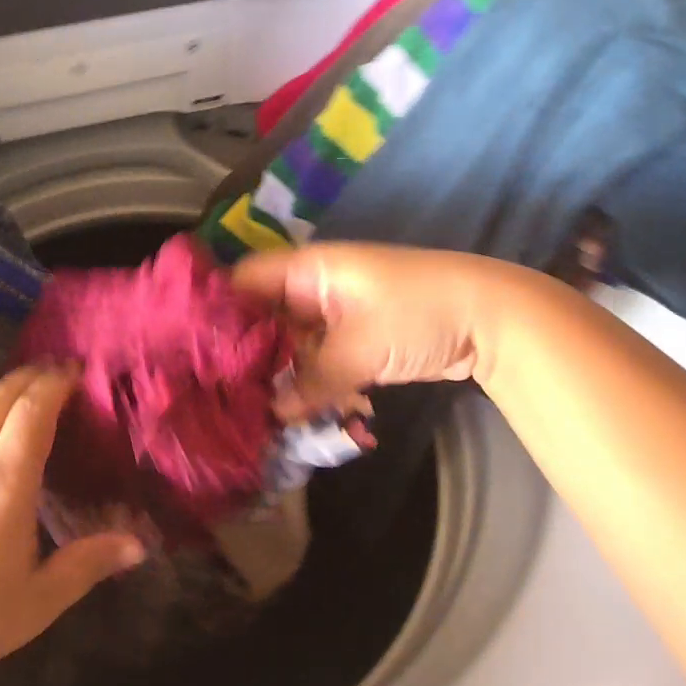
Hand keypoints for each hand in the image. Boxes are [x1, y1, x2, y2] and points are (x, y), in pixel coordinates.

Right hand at [234, 245, 547, 418]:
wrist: (493, 318)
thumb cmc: (417, 313)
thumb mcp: (359, 349)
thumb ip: (312, 381)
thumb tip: (273, 413)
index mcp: (307, 271)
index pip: (243, 283)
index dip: (216, 312)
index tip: (192, 352)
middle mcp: (313, 288)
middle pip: (262, 317)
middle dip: (243, 353)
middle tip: (216, 393)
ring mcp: (335, 314)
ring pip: (289, 343)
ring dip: (276, 375)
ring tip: (247, 411)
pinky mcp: (355, 340)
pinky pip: (317, 359)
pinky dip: (307, 382)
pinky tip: (291, 412)